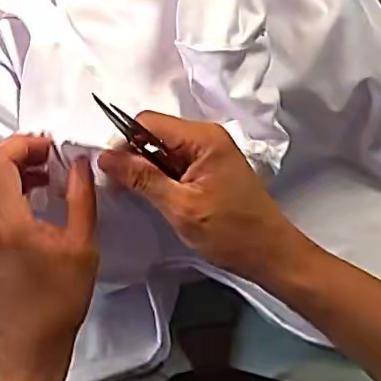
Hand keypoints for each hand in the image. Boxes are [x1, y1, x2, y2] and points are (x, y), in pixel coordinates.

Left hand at [0, 134, 98, 380]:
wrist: (32, 343)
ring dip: (10, 165)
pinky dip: (7, 183)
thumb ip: (81, 197)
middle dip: (15, 149)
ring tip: (45, 169)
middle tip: (46, 152)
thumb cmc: (59, 301)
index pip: (0, 161)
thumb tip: (78, 162)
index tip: (48, 145)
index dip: (23, 144)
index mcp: (8, 222)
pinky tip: (35, 190)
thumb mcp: (82, 246)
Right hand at [98, 112, 312, 288]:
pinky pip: (174, 159)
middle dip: (134, 156)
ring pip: (161, 147)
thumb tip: (105, 157)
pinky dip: (161, 175)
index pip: (146, 122)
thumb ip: (141, 178)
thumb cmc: (232, 234)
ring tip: (142, 195)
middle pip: (153, 132)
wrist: (274, 258)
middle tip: (124, 187)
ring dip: (147, 168)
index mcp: (202, 137)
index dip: (125, 143)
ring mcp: (209, 150)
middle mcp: (206, 135)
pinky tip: (159, 196)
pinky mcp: (209, 166)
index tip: (114, 171)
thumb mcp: (180, 207)